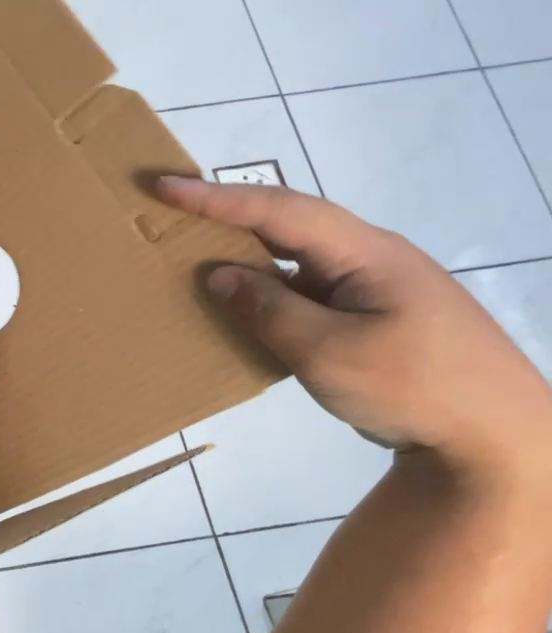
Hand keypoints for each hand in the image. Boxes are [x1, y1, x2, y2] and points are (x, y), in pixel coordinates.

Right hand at [156, 176, 551, 486]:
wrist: (486, 429)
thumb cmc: (410, 383)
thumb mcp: (328, 349)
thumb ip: (269, 310)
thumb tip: (219, 275)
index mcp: (364, 254)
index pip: (280, 211)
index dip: (217, 198)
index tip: (164, 187)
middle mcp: (367, 258)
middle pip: (288, 222)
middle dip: (227, 212)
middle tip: (169, 212)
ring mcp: (368, 287)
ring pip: (293, 257)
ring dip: (241, 251)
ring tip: (188, 255)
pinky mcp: (364, 316)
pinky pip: (300, 289)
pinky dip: (259, 289)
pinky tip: (234, 305)